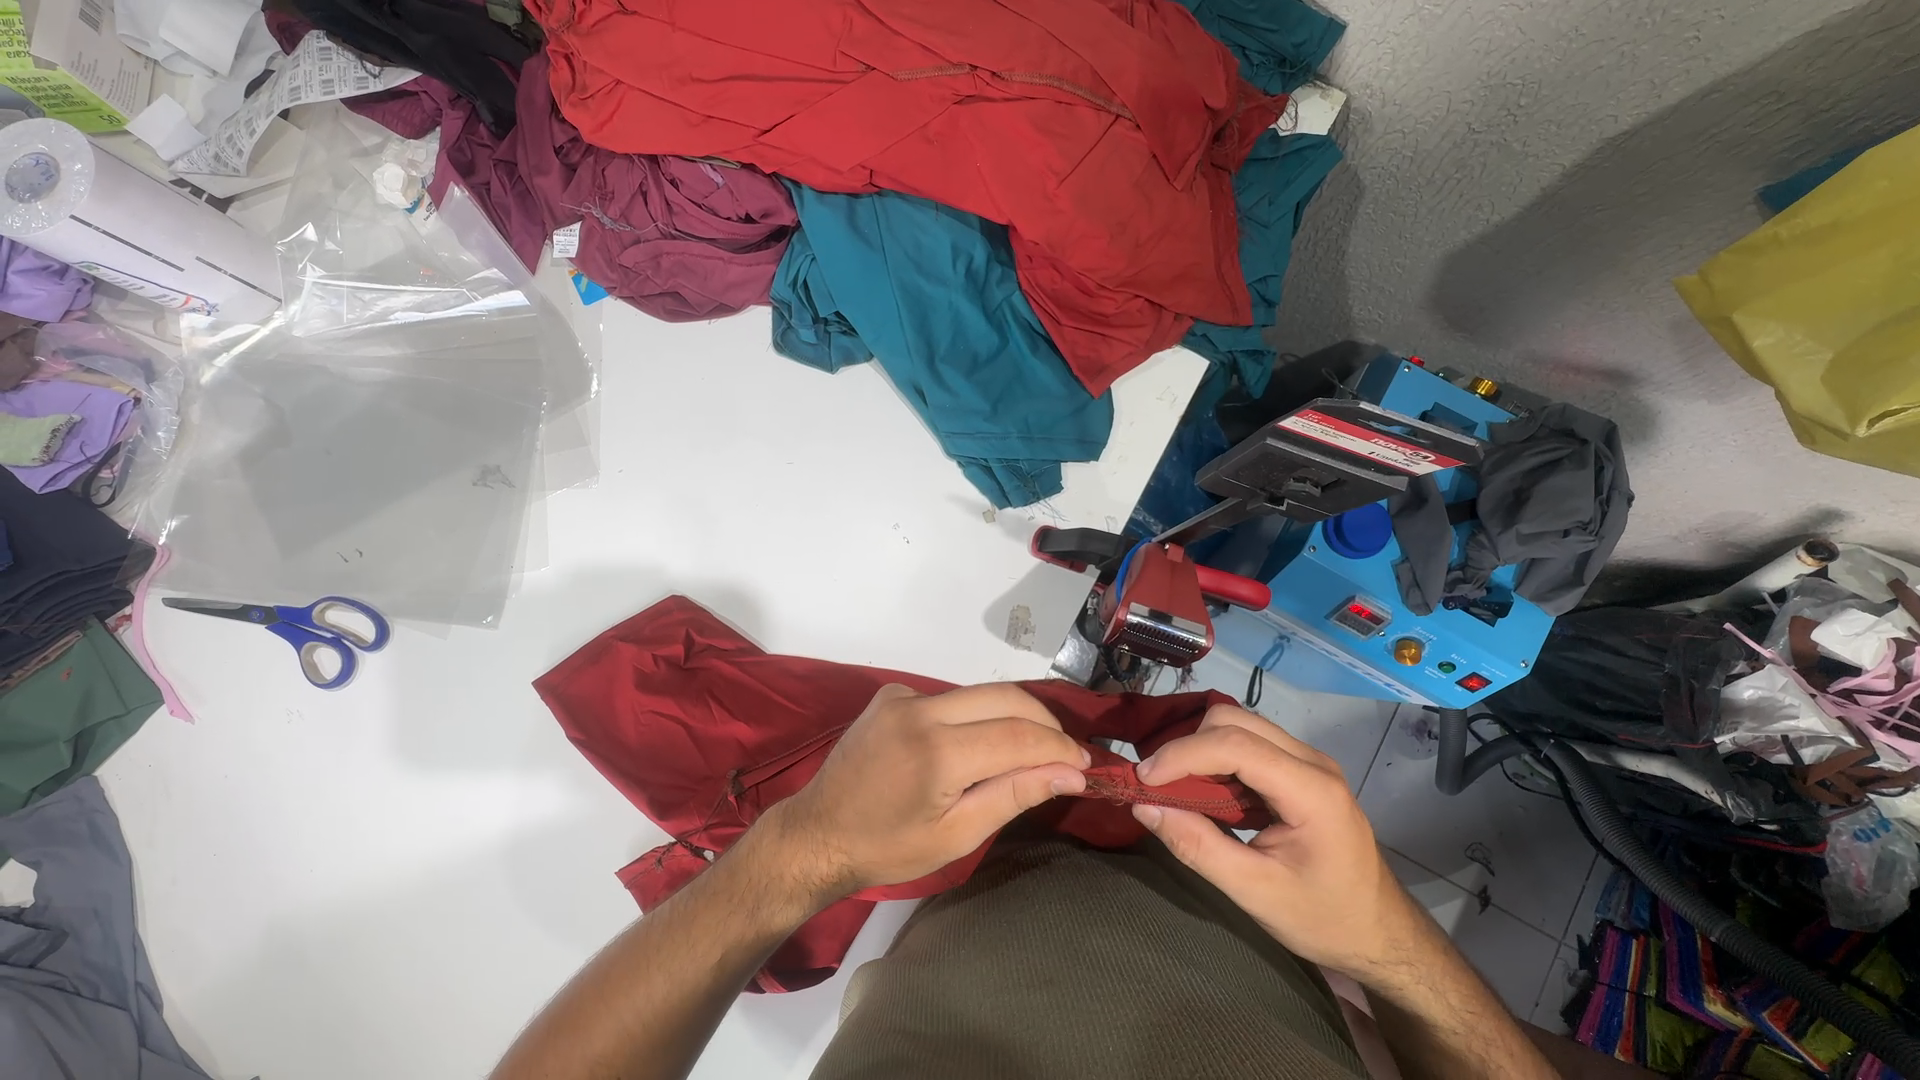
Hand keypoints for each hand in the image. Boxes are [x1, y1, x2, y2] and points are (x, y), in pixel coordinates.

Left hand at [766, 683, 1090, 902]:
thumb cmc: (888, 848)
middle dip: (1044, 722)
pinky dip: (975, 716)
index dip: (1059, 747)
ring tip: (1030, 752)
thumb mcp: (957, 835)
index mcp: (937, 753)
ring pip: (980, 693)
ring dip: (1012, 717)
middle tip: (1065, 755)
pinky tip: (975, 746)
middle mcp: (920, 710)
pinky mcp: (891, 693)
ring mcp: (902, 696)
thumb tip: (1071, 773)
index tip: (1085, 764)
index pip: (1019, 735)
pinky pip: (950, 697)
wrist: (818, 833)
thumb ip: (1015, 795)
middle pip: (1005, 698)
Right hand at [1132, 704, 1428, 983]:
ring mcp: (1308, 761)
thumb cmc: (1323, 918)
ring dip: (1200, 749)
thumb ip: (1198, 847)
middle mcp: (1312, 761)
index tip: (1143, 781)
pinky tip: (1205, 791)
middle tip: (1158, 786)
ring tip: (1176, 789)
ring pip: (1239, 724)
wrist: (1380, 932)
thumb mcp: (1255, 892)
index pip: (1235, 745)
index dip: (1182, 754)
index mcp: (1311, 791)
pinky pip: (1249, 742)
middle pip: (1234, 721)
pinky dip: (1216, 758)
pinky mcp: (1300, 769)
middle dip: (1189, 746)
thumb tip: (1145, 807)